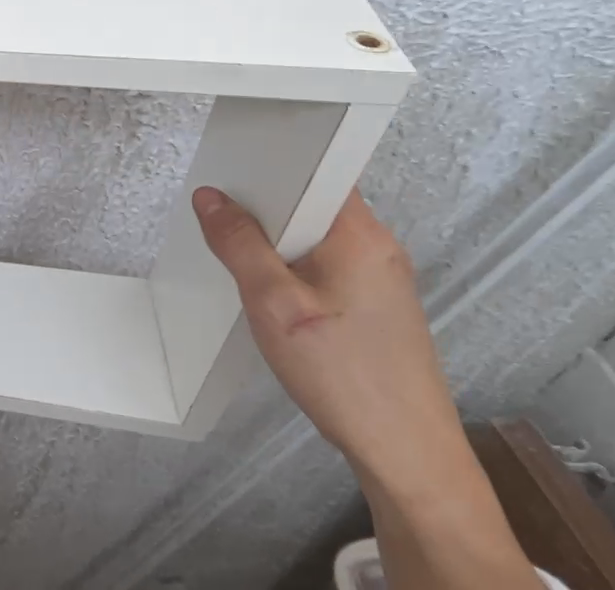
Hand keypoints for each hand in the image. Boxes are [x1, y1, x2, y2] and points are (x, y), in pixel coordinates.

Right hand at [193, 187, 541, 589]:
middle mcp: (378, 247)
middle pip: (310, 202)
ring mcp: (380, 277)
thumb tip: (211, 198)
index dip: (270, 163)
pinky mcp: (375, 303)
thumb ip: (239, 244)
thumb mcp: (273, 304)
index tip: (228, 169)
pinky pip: (322, 263)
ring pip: (313, 235)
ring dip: (273, 242)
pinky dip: (289, 267)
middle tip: (220, 226)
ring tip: (240, 264)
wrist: (404, 451)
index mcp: (361, 236)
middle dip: (261, 208)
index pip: (316, 171)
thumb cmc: (343, 376)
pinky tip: (269, 294)